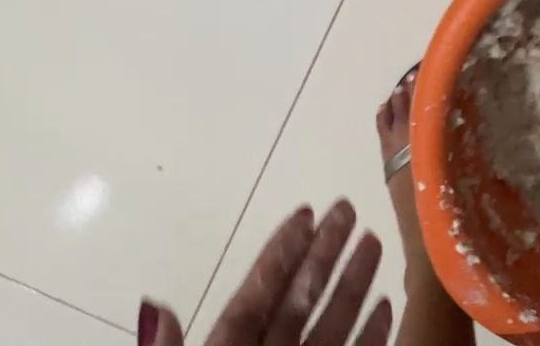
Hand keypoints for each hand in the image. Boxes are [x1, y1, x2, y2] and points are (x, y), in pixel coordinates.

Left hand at [139, 200, 390, 345]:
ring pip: (333, 321)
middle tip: (347, 206)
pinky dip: (372, 333)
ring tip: (374, 239)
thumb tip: (154, 307)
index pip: (259, 291)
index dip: (280, 250)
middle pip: (302, 294)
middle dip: (326, 249)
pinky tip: (385, 304)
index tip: (305, 210)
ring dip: (354, 280)